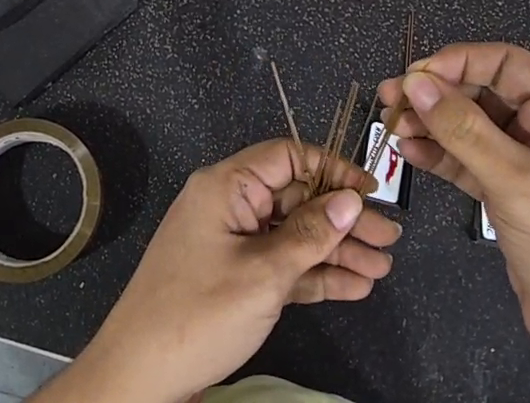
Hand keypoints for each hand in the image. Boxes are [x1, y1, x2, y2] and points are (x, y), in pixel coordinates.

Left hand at [32, 139, 401, 402]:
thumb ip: (310, 234)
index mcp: (227, 186)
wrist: (139, 374)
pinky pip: (282, 264)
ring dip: (336, 250)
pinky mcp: (234, 276)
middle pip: (296, 197)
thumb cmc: (199, 313)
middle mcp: (230, 204)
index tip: (372, 191)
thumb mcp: (262, 273)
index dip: (332, 169)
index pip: (288, 156)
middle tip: (390, 239)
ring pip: (293, 234)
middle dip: (343, 218)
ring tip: (382, 268)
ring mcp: (232, 241)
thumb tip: (351, 199)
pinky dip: (314, 274)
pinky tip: (354, 286)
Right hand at [377, 44, 529, 402]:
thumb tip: (414, 82)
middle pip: (483, 95)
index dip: (458, 62)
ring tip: (391, 128)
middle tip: (389, 102)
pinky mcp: (513, 199)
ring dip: (431, 126)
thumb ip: (463, 130)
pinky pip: (470, 164)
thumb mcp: (519, 184)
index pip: (506, 65)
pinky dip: (440, 157)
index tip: (413, 76)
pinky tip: (411, 154)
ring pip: (471, 130)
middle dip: (436, 95)